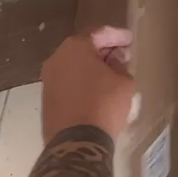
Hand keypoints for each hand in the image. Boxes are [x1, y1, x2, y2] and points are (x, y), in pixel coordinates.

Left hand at [41, 26, 135, 140]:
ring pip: (74, 66)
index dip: (117, 36)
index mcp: (75, 47)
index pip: (99, 33)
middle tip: (122, 56)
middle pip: (84, 48)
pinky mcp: (47, 100)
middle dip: (104, 51)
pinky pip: (68, 83)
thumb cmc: (104, 103)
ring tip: (111, 75)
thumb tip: (115, 60)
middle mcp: (57, 59)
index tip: (130, 40)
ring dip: (92, 67)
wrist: (76, 144)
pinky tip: (97, 90)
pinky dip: (82, 82)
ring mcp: (48, 80)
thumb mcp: (124, 81)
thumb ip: (120, 65)